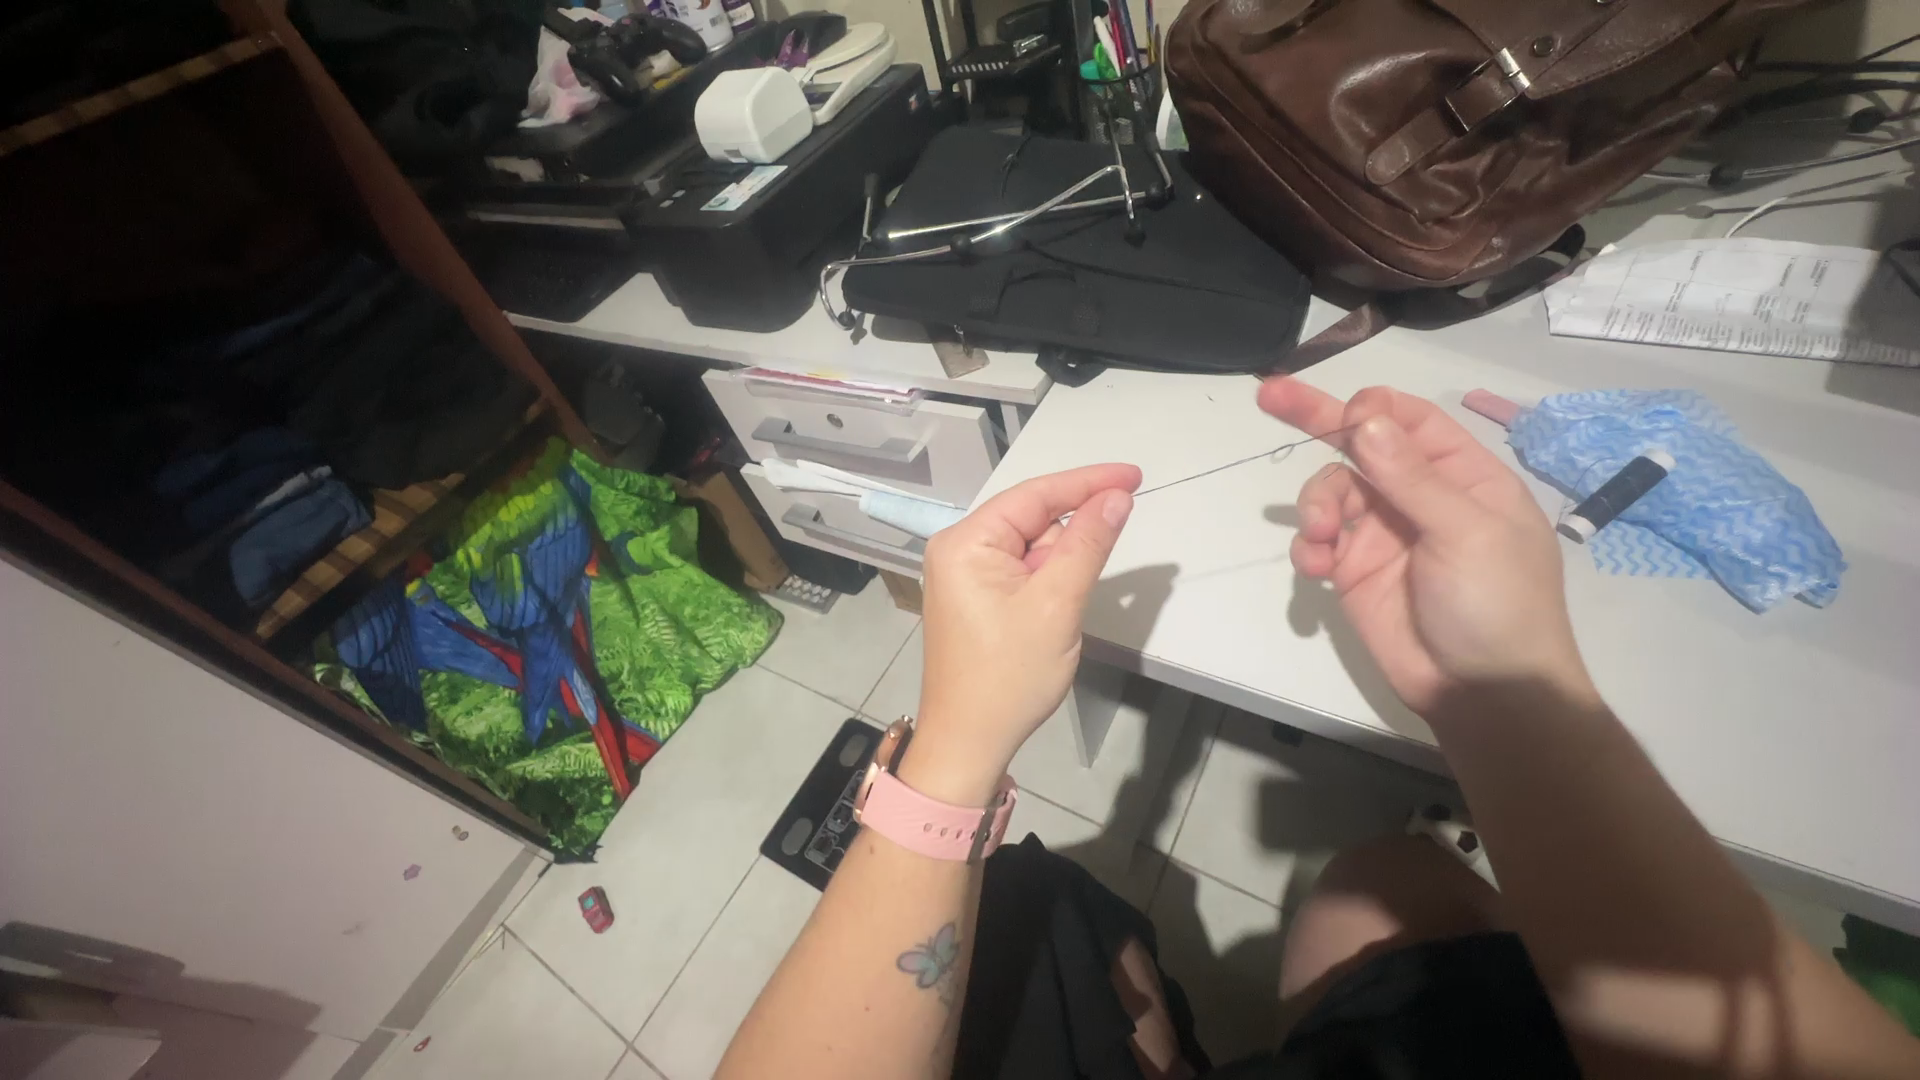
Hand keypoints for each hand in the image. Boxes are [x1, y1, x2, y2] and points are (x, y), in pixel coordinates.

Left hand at [901, 464, 1141, 804]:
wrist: (968, 742)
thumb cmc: (1009, 676)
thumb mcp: (1056, 605)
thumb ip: (1088, 544)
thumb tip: (1116, 497)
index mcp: (966, 541)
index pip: (1035, 494)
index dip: (1088, 482)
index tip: (1134, 475)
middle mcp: (959, 549)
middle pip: (1031, 518)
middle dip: (1075, 526)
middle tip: (1115, 536)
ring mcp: (965, 575)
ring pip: (1030, 547)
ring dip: (1063, 559)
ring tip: (1072, 598)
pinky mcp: (976, 598)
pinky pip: (1021, 571)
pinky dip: (1049, 577)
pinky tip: (1063, 597)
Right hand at [1257, 378, 1594, 715]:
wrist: (1479, 690)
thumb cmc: (1497, 604)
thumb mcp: (1465, 532)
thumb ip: (1411, 477)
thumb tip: (1363, 420)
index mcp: (1461, 477)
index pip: (1410, 422)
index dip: (1371, 412)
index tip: (1342, 417)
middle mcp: (1415, 496)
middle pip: (1357, 446)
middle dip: (1315, 420)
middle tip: (1267, 393)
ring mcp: (1380, 533)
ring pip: (1329, 492)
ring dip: (1315, 507)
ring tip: (1319, 538)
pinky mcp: (1350, 569)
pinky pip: (1315, 541)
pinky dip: (1307, 547)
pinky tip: (1314, 568)